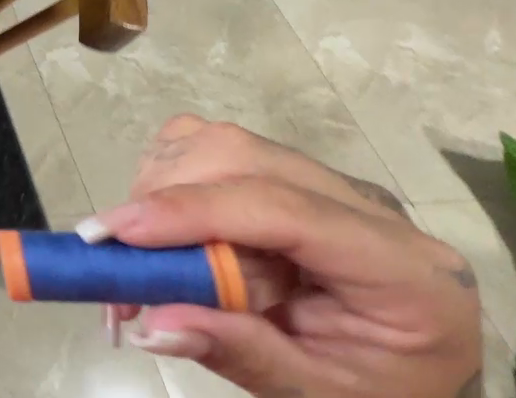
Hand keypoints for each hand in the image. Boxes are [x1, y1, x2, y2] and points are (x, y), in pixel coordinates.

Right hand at [92, 116, 482, 397]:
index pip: (280, 209)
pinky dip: (170, 172)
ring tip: (143, 249)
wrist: (401, 378)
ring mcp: (323, 179)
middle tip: (116, 254)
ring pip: (217, 143)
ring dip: (160, 186)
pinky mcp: (286, 169)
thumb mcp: (319, 395)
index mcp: (401, 268)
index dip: (190, 212)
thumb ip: (242, 355)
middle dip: (164, 198)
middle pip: (240, 159)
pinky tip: (168, 220)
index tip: (114, 235)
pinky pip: (210, 142)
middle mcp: (364, 205)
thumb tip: (151, 324)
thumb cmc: (369, 390)